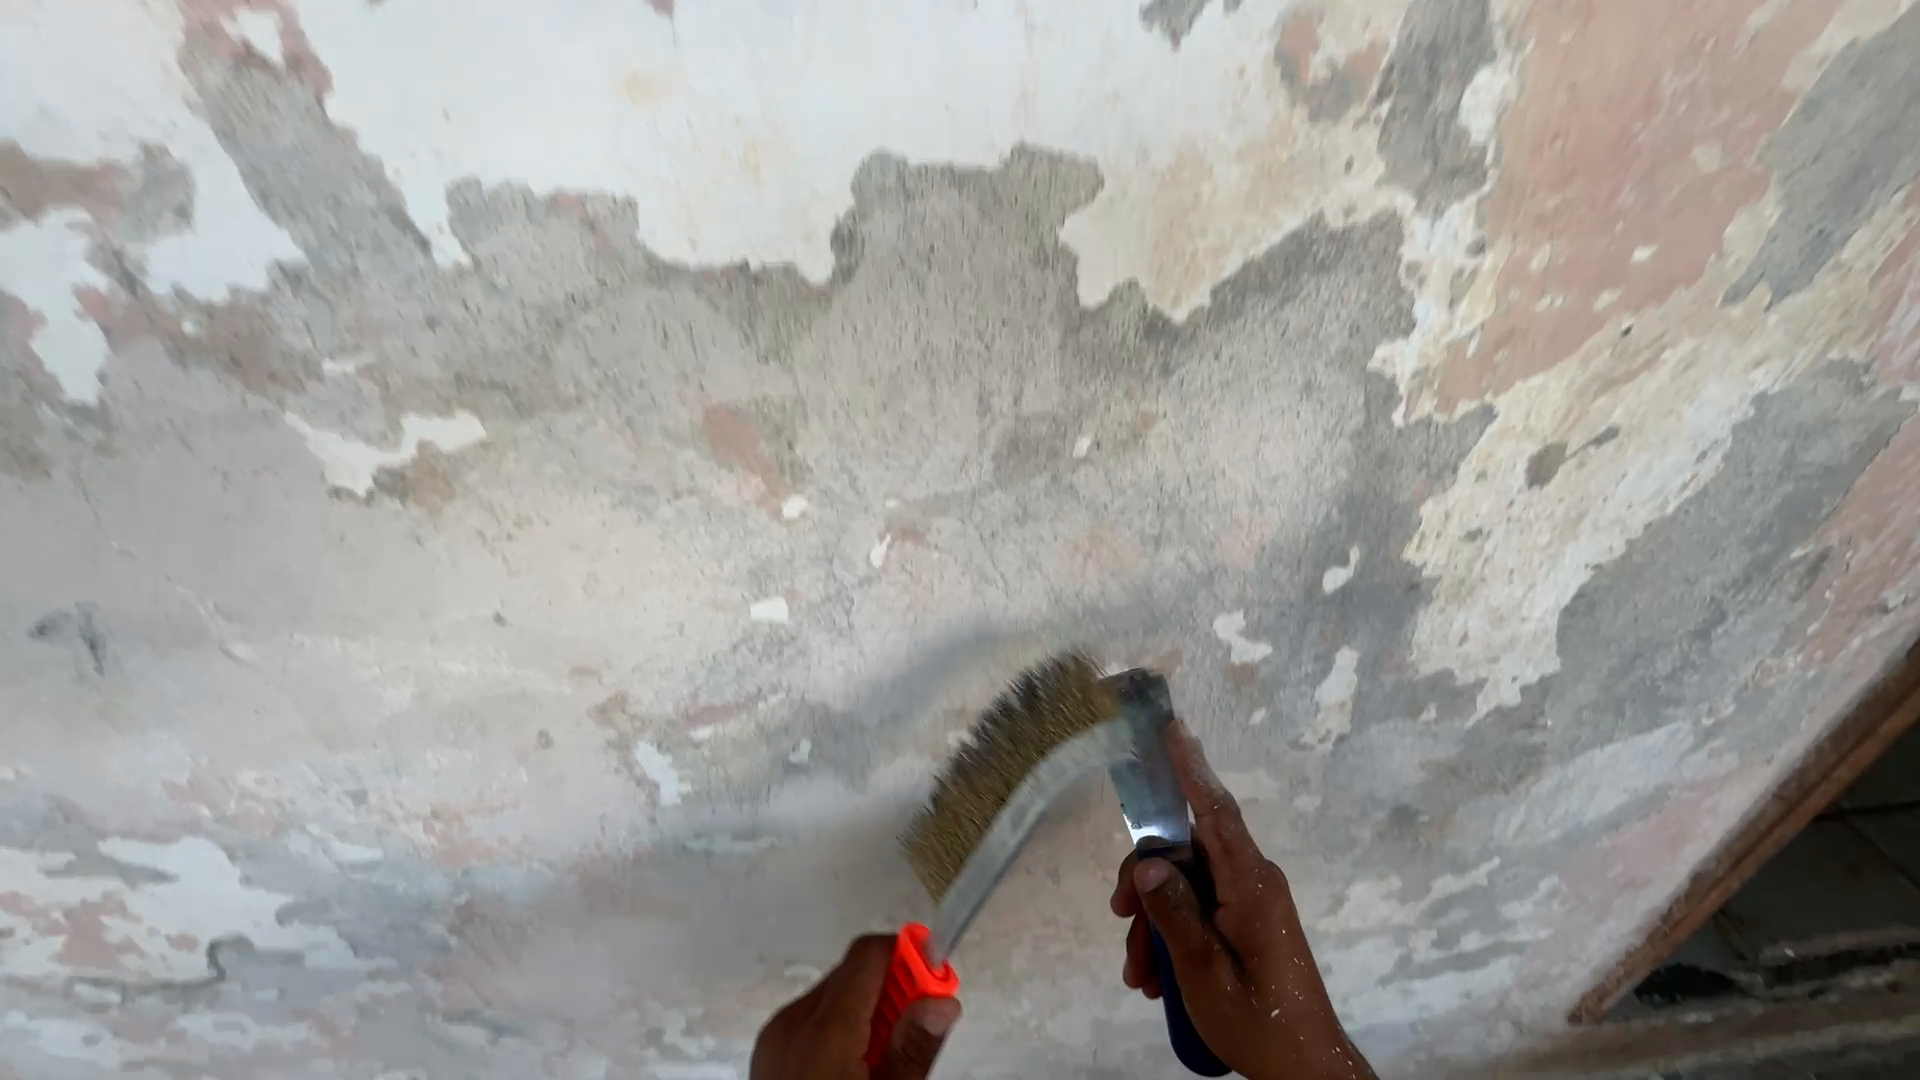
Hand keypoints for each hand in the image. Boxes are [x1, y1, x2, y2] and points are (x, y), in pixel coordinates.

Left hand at [750, 935, 961, 1079]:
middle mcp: (791, 1021)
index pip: (868, 954)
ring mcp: (773, 1037)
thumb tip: (944, 1000)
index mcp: (823, 1030)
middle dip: (892, 985)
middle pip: (852, 972)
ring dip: (867, 1005)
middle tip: (921, 1021)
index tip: (935, 978)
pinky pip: (811, 1016)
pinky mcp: (766, 1053)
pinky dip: (840, 1024)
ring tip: (887, 1055)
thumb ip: (915, 1048)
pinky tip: (855, 1065)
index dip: (906, 954)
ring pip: (833, 992)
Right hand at [1111, 721, 1374, 1079]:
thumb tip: (1146, 863)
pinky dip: (1171, 932)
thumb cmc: (1259, 1022)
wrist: (1307, 1072)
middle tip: (1121, 927)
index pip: (1217, 811)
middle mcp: (1251, 879)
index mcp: (1250, 883)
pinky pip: (1196, 905)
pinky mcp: (1244, 917)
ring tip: (1139, 975)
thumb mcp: (1204, 973)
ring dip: (1154, 921)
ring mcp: (1248, 898)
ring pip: (1183, 883)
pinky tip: (1156, 974)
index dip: (1193, 768)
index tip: (1174, 728)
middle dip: (1145, 886)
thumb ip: (1174, 914)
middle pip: (1183, 853)